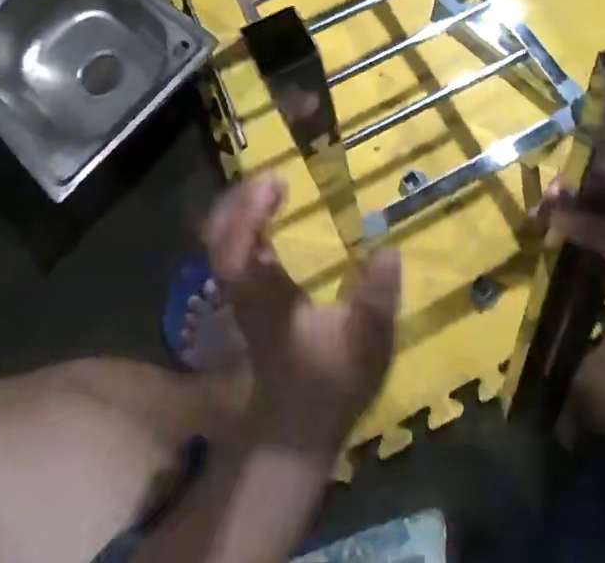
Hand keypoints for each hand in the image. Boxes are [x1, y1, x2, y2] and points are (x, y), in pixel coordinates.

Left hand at [202, 176, 400, 454]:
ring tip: (273, 187)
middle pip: (216, 234)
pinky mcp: (241, 293)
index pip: (235, 250)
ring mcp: (236, 291)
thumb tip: (389, 249)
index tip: (277, 184)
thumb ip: (377, 299)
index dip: (247, 212)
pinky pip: (227, 246)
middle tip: (277, 178)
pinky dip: (242, 221)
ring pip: (217, 238)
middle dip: (240, 199)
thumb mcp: (366, 345)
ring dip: (239, 206)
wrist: (294, 426)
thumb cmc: (331, 384)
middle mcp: (240, 289)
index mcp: (264, 298)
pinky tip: (267, 213)